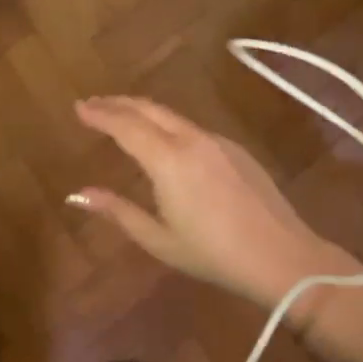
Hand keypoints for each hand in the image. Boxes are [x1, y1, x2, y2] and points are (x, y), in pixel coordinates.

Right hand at [71, 96, 356, 306]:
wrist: (284, 258)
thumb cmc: (215, 254)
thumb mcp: (160, 240)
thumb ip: (118, 212)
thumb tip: (78, 193)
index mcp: (166, 159)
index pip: (124, 124)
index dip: (99, 114)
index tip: (78, 107)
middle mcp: (189, 139)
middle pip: (146, 108)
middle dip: (117, 103)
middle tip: (94, 103)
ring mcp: (215, 141)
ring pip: (170, 115)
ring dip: (142, 110)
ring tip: (123, 115)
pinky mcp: (234, 149)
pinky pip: (191, 127)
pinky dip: (167, 123)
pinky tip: (164, 138)